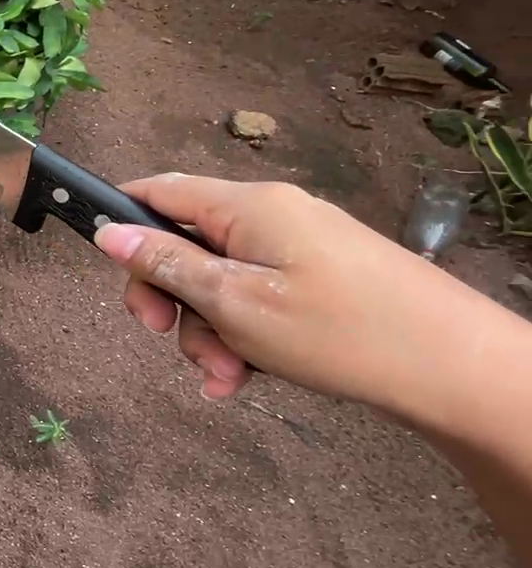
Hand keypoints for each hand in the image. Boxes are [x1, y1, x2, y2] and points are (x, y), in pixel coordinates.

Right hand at [93, 174, 497, 412]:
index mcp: (249, 207)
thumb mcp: (232, 300)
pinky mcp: (313, 278)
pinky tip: (242, 376)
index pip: (158, 191)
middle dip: (167, 299)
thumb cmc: (340, 331)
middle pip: (180, 247)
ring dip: (202, 331)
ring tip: (224, 375)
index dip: (120, 220)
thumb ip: (164, 264)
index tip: (105, 267)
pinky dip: (235, 335)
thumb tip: (109, 232)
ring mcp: (294, 248)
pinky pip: (248, 298)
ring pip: (212, 282)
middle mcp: (269, 217)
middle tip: (162, 337)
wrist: (462, 374)